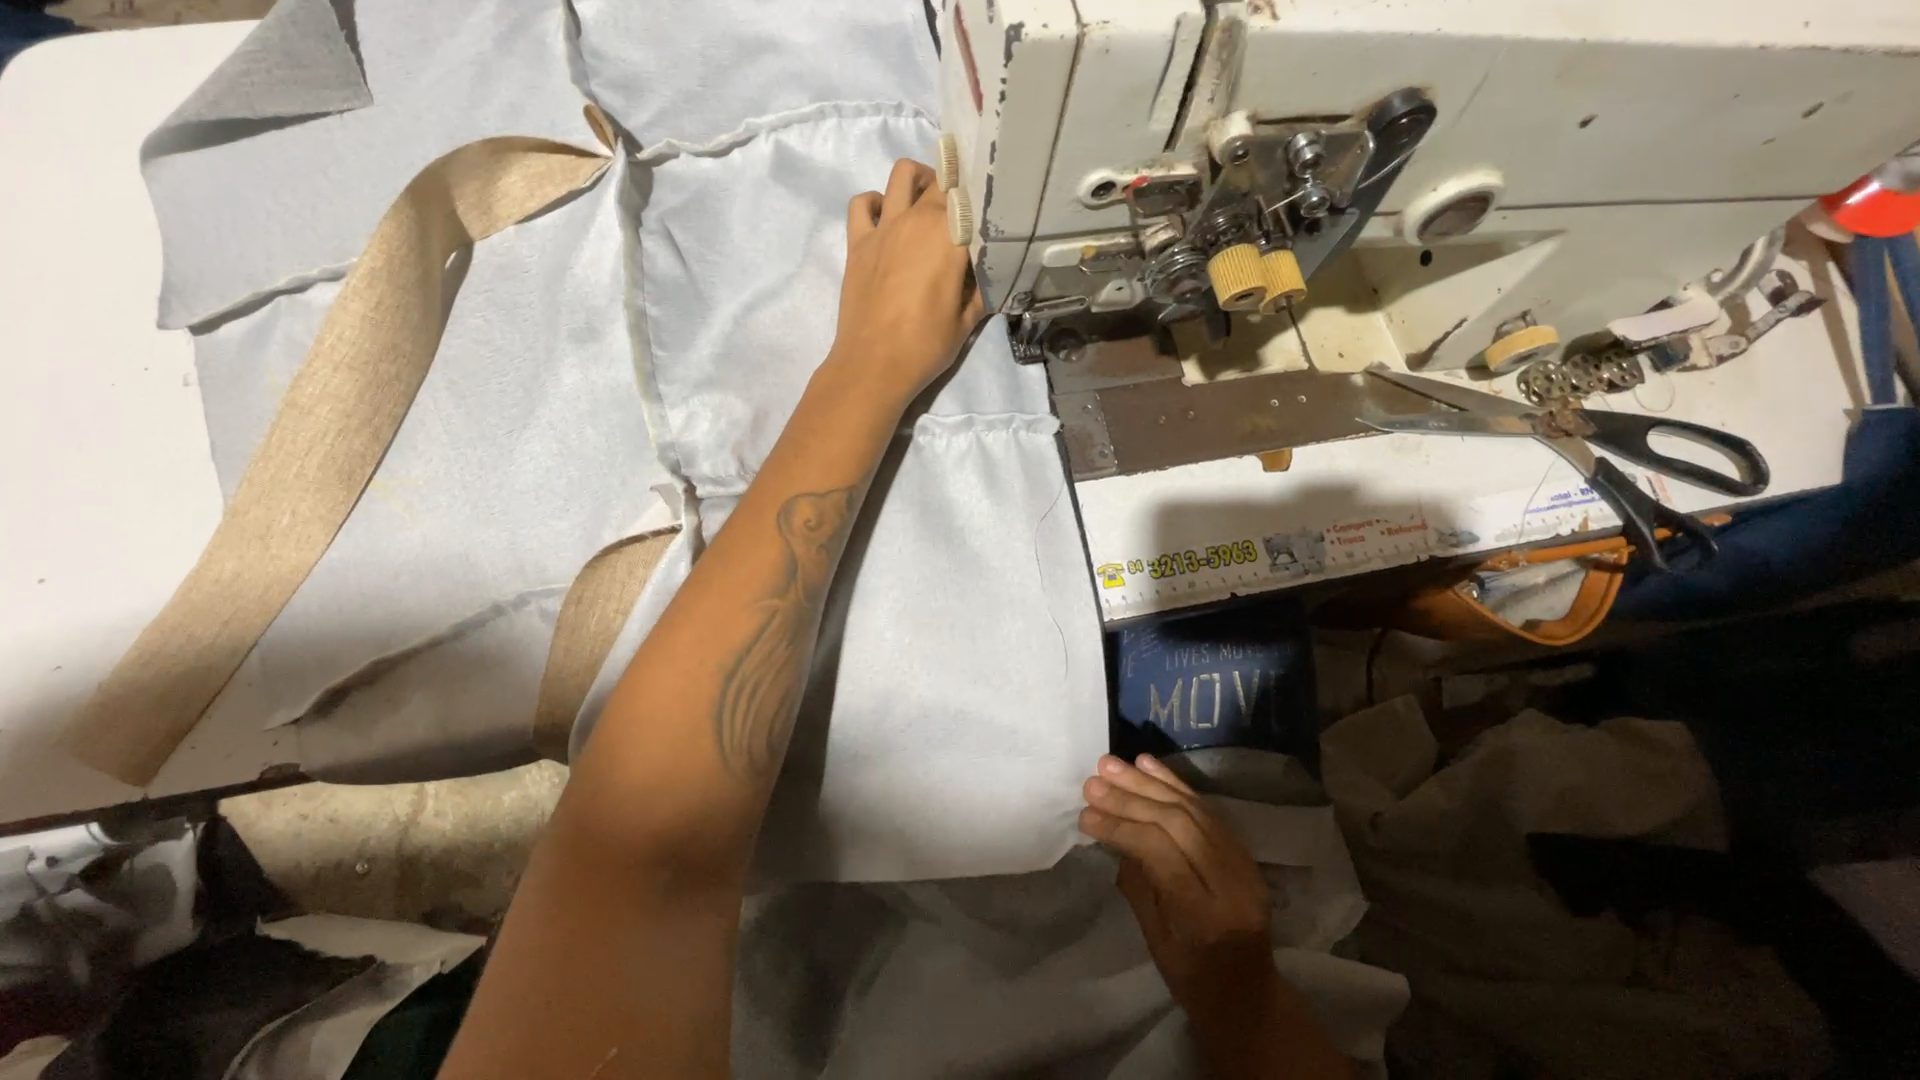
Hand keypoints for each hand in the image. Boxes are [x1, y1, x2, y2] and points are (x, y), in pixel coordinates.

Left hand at [832, 159, 983, 401]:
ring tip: (927, 202)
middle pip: (941, 182)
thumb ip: (980, 291)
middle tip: (963, 215)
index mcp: (949, 238)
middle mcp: (916, 220)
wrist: (872, 366)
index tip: (991, 214)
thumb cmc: (924, 347)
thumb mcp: (966, 322)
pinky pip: (863, 203)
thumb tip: (989, 275)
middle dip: (955, 190)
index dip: (983, 200)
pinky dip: (876, 202)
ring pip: (902, 174)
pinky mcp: (858, 242)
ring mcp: (883, 228)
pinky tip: (886, 220)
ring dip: (918, 181)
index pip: (972, 197)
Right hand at [1080, 753, 1277, 1009]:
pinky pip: (1207, 810)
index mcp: (1205, 915)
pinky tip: (1147, 765)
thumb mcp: (1157, 941)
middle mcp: (1231, 883)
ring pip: (1193, 809)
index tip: (1085, 815)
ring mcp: (1243, 865)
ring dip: (1148, 784)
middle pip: (1178, 824)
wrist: (1250, 996)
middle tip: (1093, 783)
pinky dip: (1174, 785)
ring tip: (1111, 765)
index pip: (1160, 853)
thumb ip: (1139, 885)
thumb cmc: (1193, 980)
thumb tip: (1113, 833)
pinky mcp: (1244, 853)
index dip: (1121, 828)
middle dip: (1130, 799)